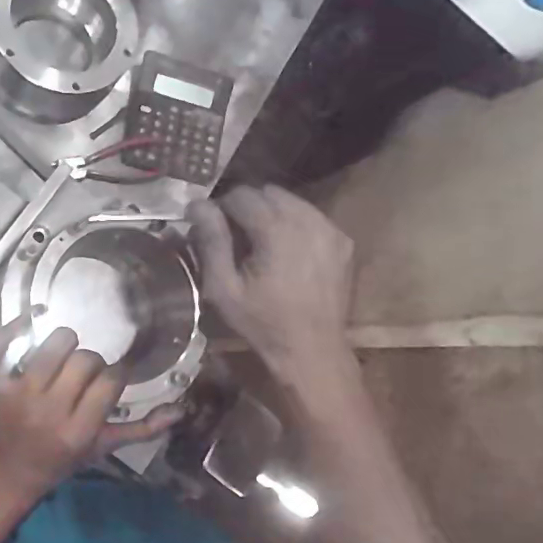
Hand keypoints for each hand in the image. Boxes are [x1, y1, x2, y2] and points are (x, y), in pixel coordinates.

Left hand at [0, 318, 181, 502]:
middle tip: (88, 370)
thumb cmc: (64, 458)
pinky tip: (30, 319)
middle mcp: (49, 410)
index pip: (109, 382)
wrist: (14, 469)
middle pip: (82, 360)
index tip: (112, 376)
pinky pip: (0, 347)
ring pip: (51, 345)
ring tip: (65, 352)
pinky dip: (11, 330)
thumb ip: (141, 429)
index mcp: (78, 430)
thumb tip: (179, 410)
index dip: (116, 373)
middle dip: (92, 361)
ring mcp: (20, 395)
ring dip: (64, 342)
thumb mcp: (104, 448)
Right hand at [188, 185, 357, 379]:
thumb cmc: (262, 322)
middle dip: (248, 207)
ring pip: (292, 201)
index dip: (221, 207)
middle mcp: (308, 220)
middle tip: (236, 236)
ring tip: (261, 243)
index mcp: (276, 230)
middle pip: (269, 192)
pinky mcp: (343, 241)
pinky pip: (312, 217)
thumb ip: (211, 241)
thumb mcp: (224, 288)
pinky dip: (295, 224)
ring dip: (272, 213)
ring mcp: (330, 229)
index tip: (213, 228)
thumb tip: (198, 205)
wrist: (313, 350)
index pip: (242, 195)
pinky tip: (287, 252)